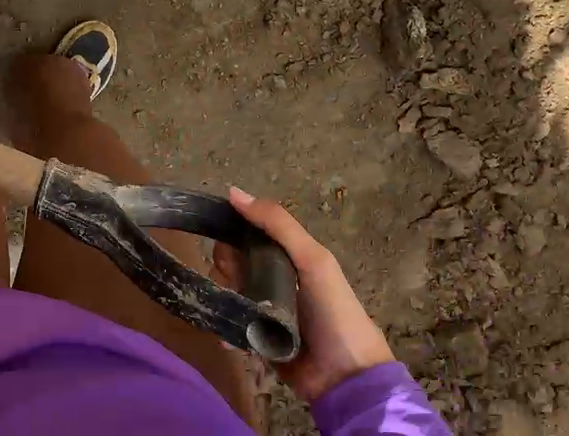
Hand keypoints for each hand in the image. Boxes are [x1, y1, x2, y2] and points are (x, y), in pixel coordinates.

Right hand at [229, 186, 395, 401]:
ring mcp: (260, 310)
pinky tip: (227, 335)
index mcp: (284, 257)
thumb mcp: (313, 259)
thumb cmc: (333, 310)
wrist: (346, 377)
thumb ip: (278, 224)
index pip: (243, 235)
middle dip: (225, 271)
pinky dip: (224, 328)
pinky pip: (227, 324)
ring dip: (222, 299)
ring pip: (224, 292)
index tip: (228, 247)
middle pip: (228, 263)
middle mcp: (269, 279)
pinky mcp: (254, 339)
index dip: (230, 235)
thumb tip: (232, 191)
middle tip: (238, 285)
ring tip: (236, 313)